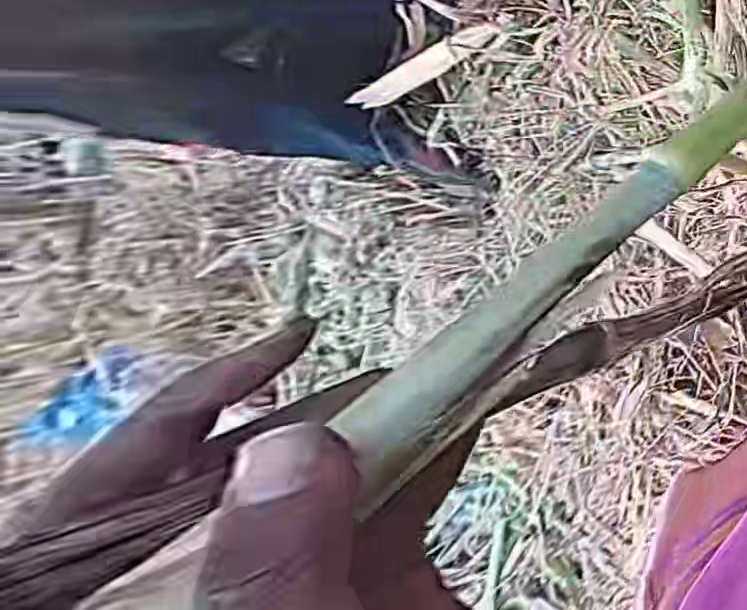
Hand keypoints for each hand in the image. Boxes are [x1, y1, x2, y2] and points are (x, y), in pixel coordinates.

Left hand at [9, 319, 467, 609]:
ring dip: (394, 421)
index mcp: (134, 606)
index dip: (178, 414)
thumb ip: (265, 577)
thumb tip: (287, 445)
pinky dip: (437, 450)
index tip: (292, 345)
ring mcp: (288, 579)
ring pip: (327, 479)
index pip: (91, 510)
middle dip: (324, 414)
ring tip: (451, 379)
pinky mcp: (368, 574)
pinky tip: (473, 421)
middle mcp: (201, 587)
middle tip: (402, 374)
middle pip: (233, 478)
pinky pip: (394, 495)